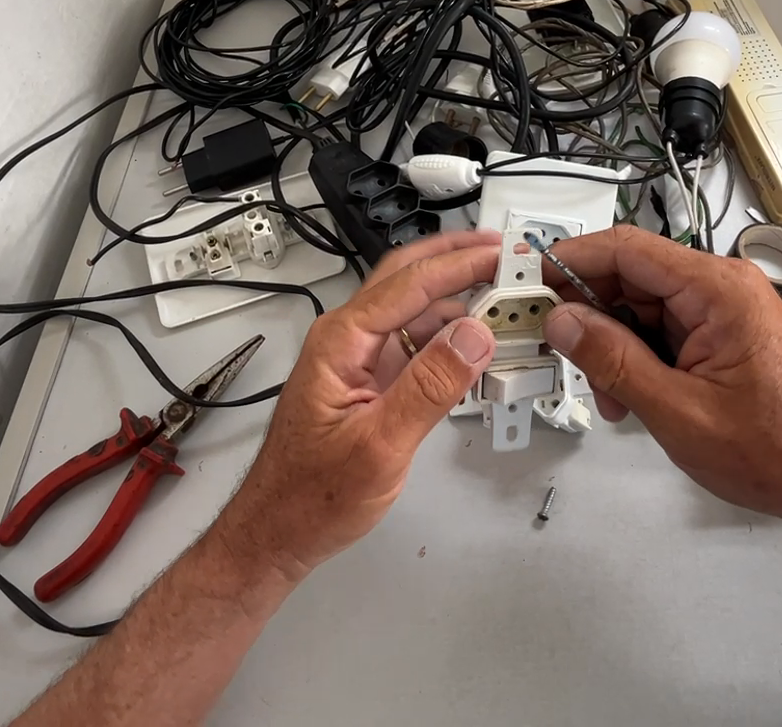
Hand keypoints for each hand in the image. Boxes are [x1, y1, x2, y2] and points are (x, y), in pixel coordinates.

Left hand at [211, 231, 502, 578]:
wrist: (280, 531)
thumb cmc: (313, 496)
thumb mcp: (379, 446)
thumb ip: (429, 387)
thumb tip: (475, 335)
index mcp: (341, 341)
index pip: (408, 284)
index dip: (458, 264)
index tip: (500, 254)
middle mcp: (348, 338)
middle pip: (405, 278)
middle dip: (453, 258)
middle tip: (501, 250)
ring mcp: (360, 356)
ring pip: (413, 308)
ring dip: (456, 295)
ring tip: (501, 291)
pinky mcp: (372, 378)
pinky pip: (415, 340)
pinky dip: (450, 332)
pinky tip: (477, 338)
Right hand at [541, 226, 781, 529]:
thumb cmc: (773, 453)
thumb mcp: (677, 412)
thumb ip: (612, 360)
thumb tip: (559, 319)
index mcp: (717, 288)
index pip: (626, 248)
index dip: (571, 259)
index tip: (529, 283)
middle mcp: (720, 285)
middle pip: (629, 277)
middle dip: (590, 316)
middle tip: (566, 359)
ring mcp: (722, 308)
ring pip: (639, 307)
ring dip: (612, 346)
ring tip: (610, 398)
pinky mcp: (721, 332)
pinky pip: (661, 329)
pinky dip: (636, 358)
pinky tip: (631, 397)